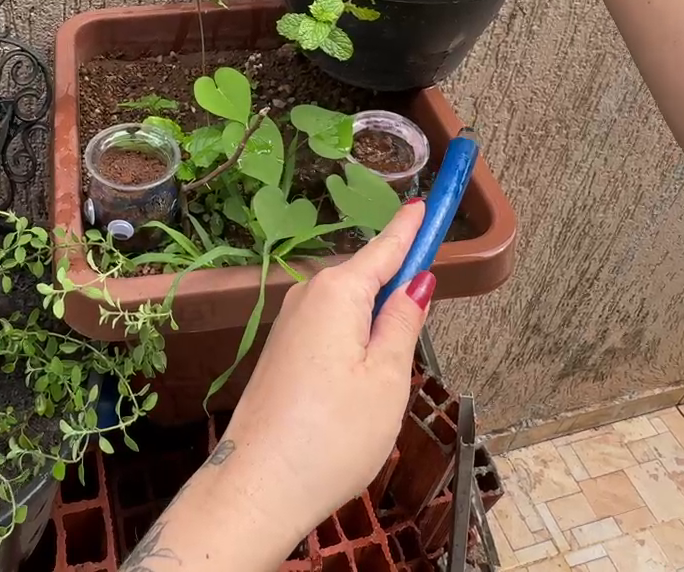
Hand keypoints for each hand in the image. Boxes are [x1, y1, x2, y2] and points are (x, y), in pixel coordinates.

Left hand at [213, 199, 434, 545]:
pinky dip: (353, 338)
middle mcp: (308, 294)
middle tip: (417, 322)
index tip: (425, 201)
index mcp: (337, 292)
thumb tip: (417, 280)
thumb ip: (403, 323)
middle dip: (396, 291)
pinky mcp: (283, 347)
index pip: (385, 249)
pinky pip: (329, 325)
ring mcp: (291, 320)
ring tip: (383, 381)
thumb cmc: (332, 435)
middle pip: (366, 277)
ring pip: (348, 306)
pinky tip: (356, 382)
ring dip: (374, 324)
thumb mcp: (387, 378)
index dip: (410, 228)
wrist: (258, 482)